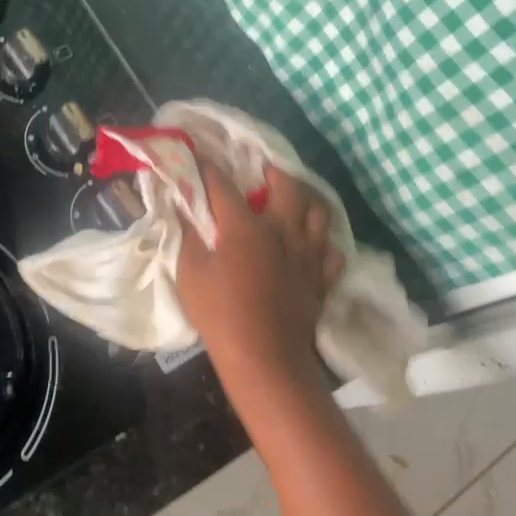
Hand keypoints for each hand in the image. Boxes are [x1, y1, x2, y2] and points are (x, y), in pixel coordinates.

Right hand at [176, 163, 344, 393]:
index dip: (209, 169)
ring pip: (319, 213)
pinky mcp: (321, 279)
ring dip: (306, 201)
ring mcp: (307, 255)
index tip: (200, 156)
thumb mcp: (190, 274)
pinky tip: (311, 246)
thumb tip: (183, 211)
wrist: (265, 358)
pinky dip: (322, 242)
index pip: (223, 186)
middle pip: (288, 187)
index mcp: (244, 227)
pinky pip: (331, 251)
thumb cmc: (220, 314)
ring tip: (294, 203)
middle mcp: (281, 231)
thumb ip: (188, 238)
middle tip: (265, 173)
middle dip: (275, 173)